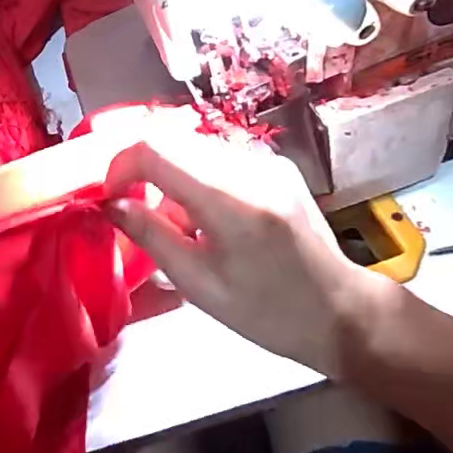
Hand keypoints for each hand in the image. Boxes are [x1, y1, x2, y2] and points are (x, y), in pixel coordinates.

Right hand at [102, 138, 397, 375]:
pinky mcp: (277, 167)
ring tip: (179, 227)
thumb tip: (112, 205)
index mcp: (230, 200)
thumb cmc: (267, 312)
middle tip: (136, 213)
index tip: (112, 197)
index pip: (156, 149)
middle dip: (143, 171)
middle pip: (174, 141)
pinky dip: (198, 181)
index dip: (121, 165)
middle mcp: (250, 167)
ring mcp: (268, 163)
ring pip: (195, 148)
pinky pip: (220, 159)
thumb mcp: (200, 285)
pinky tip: (209, 220)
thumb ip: (152, 237)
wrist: (341, 311)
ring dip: (171, 177)